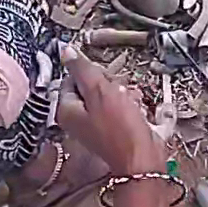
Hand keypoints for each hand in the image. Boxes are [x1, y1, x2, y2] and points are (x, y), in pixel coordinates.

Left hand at [61, 47, 164, 174]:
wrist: (142, 157)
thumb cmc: (120, 125)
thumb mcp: (100, 91)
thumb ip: (82, 69)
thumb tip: (64, 49)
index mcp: (66, 110)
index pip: (74, 78)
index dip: (92, 73)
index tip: (107, 78)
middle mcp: (78, 118)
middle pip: (92, 86)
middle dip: (111, 84)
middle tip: (121, 92)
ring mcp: (96, 124)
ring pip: (109, 95)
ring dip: (124, 94)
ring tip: (134, 102)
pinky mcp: (114, 129)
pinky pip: (120, 108)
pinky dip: (130, 106)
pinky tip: (139, 110)